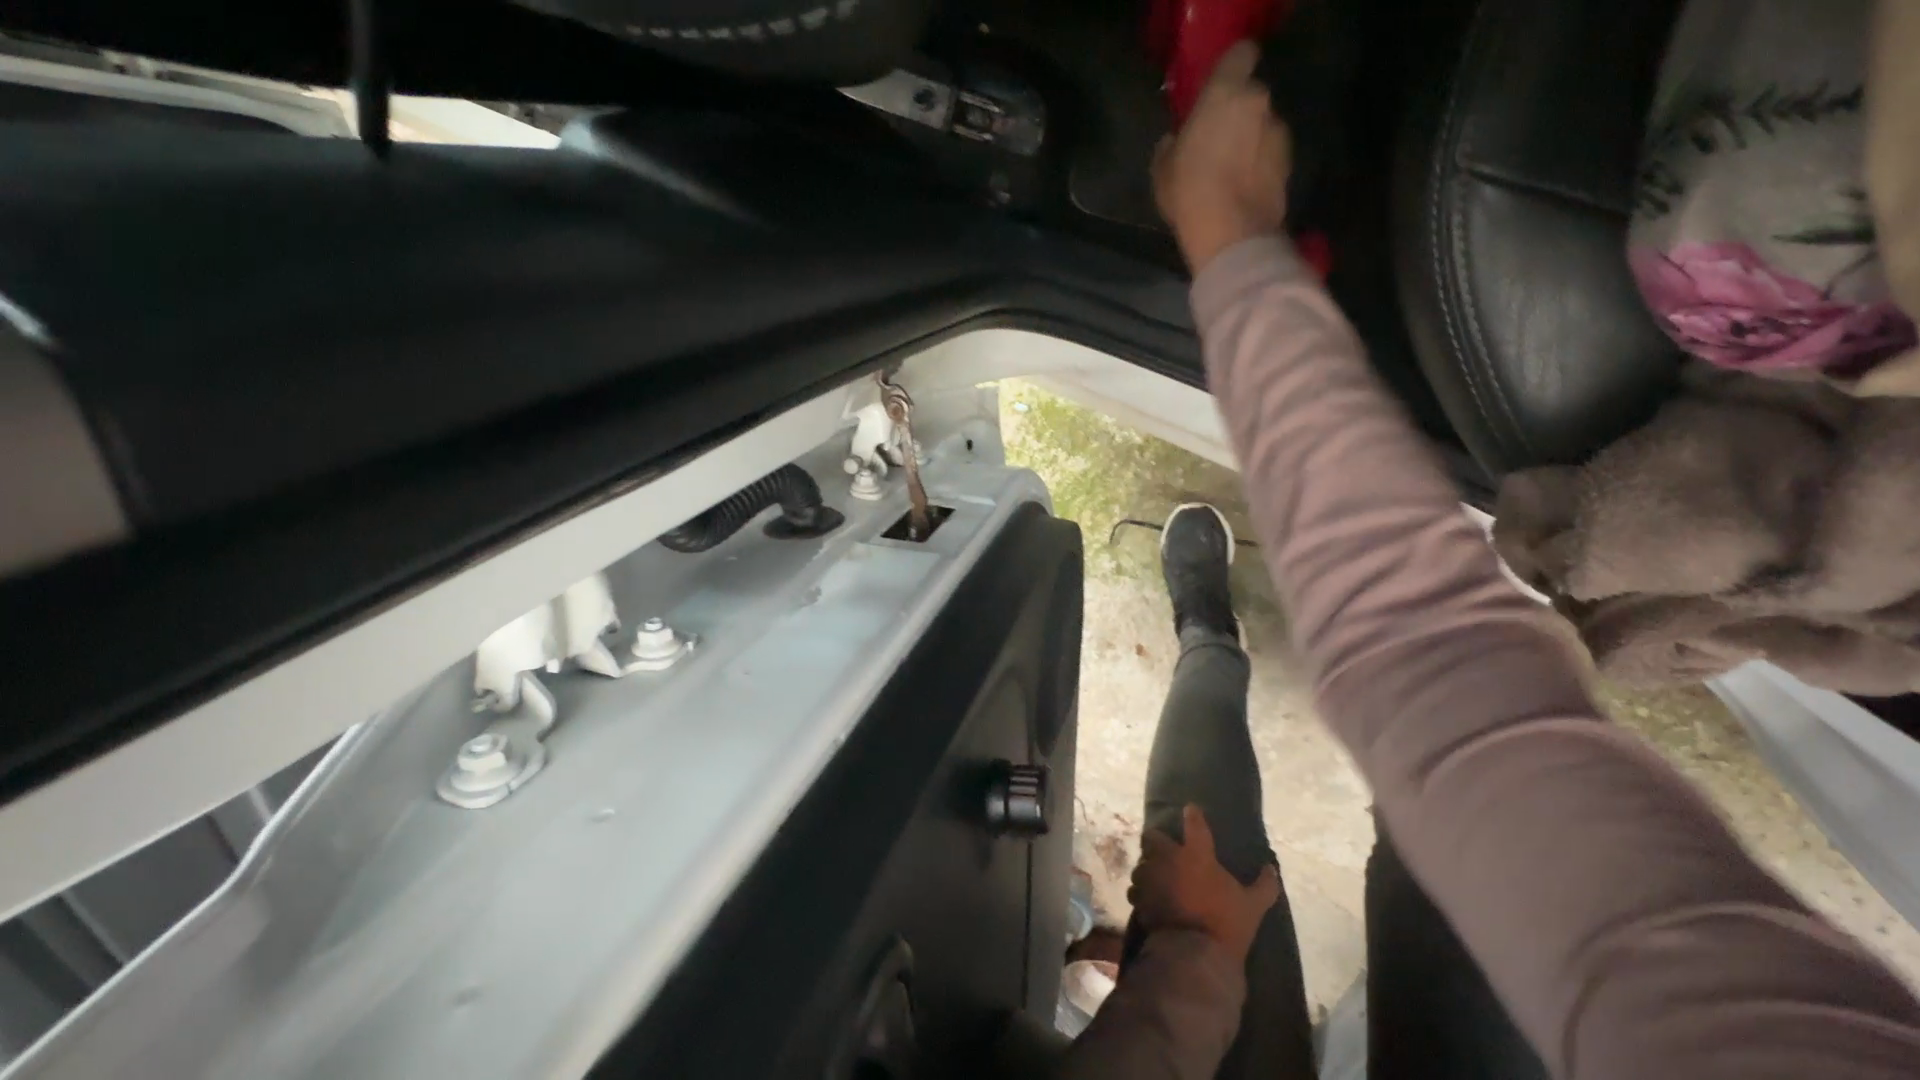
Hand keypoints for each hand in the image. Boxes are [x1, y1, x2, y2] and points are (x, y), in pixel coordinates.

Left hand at [1129, 805, 1280, 961]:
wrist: (1195, 953)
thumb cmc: (1226, 924)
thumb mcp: (1253, 905)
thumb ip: (1264, 885)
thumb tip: (1272, 869)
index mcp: (1197, 855)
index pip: (1194, 824)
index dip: (1192, 815)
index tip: (1190, 810)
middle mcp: (1169, 860)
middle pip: (1152, 838)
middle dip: (1156, 841)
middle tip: (1166, 851)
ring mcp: (1151, 879)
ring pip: (1141, 864)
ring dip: (1147, 869)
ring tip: (1156, 878)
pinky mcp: (1139, 899)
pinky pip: (1135, 889)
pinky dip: (1141, 892)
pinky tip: (1149, 898)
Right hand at [1152, 40, 1293, 273]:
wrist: (1233, 235)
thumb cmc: (1190, 192)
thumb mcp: (1163, 169)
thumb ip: (1172, 144)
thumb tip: (1175, 140)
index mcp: (1226, 93)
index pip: (1240, 54)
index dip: (1231, 67)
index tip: (1218, 86)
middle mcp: (1259, 102)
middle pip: (1251, 95)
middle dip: (1238, 111)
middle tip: (1218, 136)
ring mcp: (1279, 132)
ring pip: (1263, 125)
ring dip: (1251, 139)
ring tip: (1232, 169)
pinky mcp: (1290, 162)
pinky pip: (1271, 152)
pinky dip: (1261, 162)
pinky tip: (1245, 186)